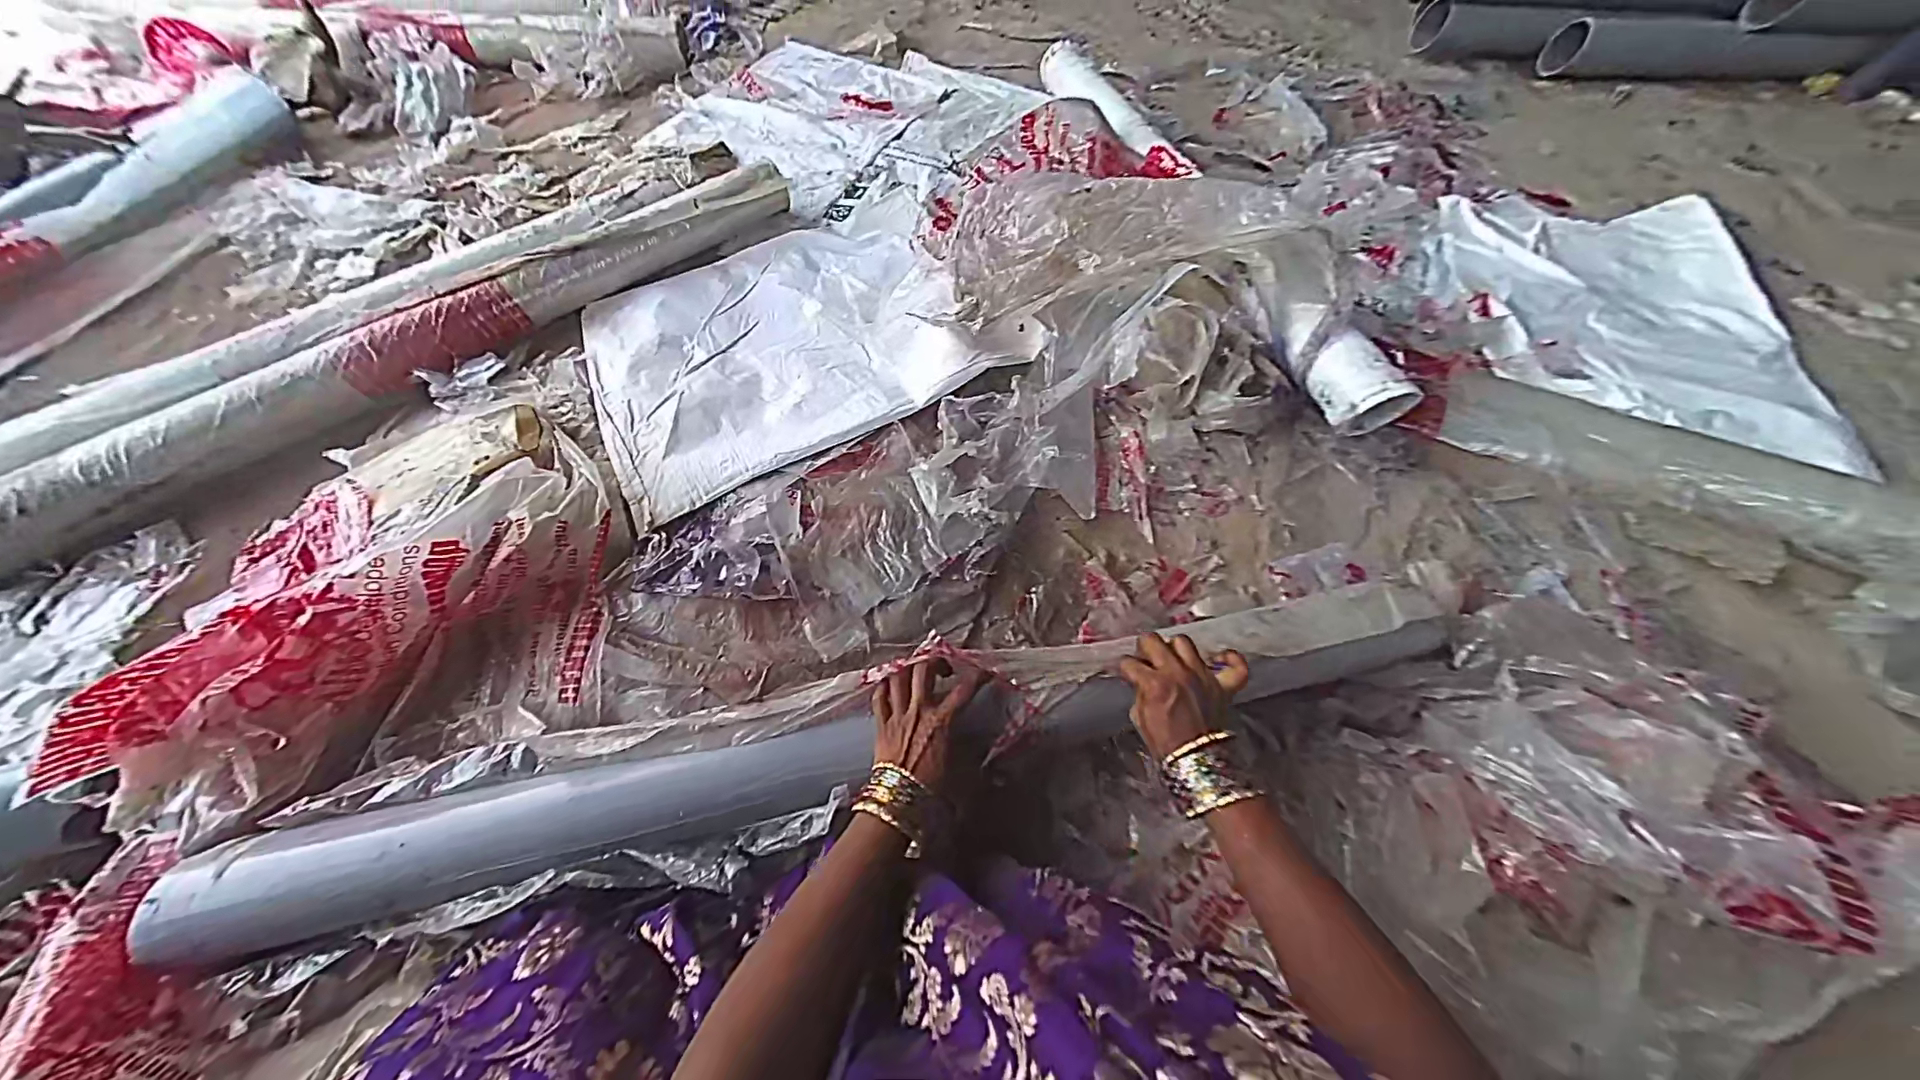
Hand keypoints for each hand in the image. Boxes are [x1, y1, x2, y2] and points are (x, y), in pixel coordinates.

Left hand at [871, 659, 988, 791]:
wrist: (898, 801)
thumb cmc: (933, 789)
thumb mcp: (963, 770)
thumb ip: (977, 754)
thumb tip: (992, 752)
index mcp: (942, 721)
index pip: (964, 690)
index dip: (978, 676)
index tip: (985, 672)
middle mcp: (918, 711)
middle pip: (923, 670)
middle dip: (935, 661)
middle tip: (944, 669)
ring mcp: (897, 715)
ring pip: (898, 678)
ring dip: (908, 669)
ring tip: (916, 671)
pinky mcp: (881, 724)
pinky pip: (879, 696)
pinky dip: (885, 686)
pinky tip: (891, 685)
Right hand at [1118, 633, 1249, 758]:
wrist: (1195, 760)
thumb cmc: (1164, 742)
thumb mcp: (1140, 716)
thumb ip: (1140, 692)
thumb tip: (1141, 680)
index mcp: (1154, 683)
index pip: (1130, 663)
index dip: (1126, 667)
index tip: (1127, 672)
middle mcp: (1177, 673)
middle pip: (1153, 641)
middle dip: (1145, 648)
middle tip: (1146, 658)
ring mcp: (1202, 676)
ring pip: (1184, 642)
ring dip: (1174, 648)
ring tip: (1173, 658)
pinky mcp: (1222, 685)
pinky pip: (1235, 665)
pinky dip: (1229, 659)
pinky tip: (1217, 659)